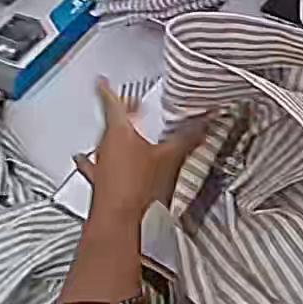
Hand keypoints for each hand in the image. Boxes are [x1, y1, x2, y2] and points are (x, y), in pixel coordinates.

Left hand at [73, 78, 207, 222]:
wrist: (120, 222)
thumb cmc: (139, 187)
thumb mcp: (171, 157)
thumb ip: (190, 137)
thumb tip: (206, 121)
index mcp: (119, 133)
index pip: (111, 104)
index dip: (107, 91)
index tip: (102, 81)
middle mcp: (105, 146)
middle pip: (111, 122)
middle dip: (122, 112)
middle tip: (130, 106)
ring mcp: (101, 166)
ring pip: (105, 143)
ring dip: (116, 136)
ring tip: (126, 134)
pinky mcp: (100, 183)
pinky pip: (99, 167)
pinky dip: (101, 163)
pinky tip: (96, 165)